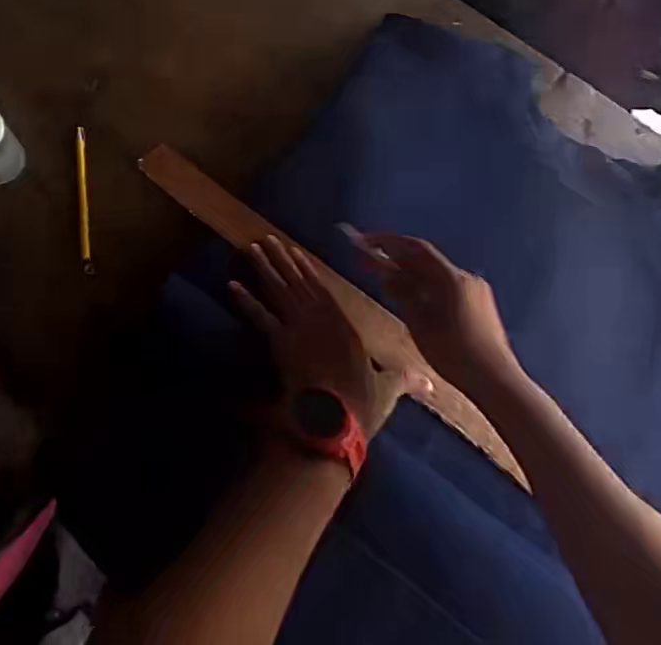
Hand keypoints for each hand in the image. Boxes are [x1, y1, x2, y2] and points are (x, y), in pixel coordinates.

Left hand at [231, 238, 425, 438]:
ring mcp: (299, 326)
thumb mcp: (388, 390)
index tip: (294, 251)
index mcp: (344, 325)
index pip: (322, 289)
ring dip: (264, 268)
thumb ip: (404, 380)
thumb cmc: (362, 405)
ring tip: (251, 248)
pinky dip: (245, 300)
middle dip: (281, 259)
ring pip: (279, 290)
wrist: (338, 422)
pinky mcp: (281, 340)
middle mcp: (320, 318)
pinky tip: (232, 284)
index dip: (306, 269)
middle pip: (297, 282)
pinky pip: (260, 316)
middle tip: (265, 238)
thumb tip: (428, 382)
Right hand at [342, 227, 521, 392]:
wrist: (496, 381)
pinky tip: (413, 298)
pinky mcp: (480, 303)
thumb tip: (385, 272)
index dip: (387, 241)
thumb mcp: (419, 322)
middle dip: (397, 259)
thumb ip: (402, 292)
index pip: (415, 248)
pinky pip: (447, 285)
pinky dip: (426, 286)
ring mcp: (476, 290)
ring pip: (435, 273)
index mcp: (451, 278)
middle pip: (425, 260)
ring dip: (411, 274)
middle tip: (371, 263)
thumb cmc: (453, 353)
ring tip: (388, 284)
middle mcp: (466, 277)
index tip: (365, 241)